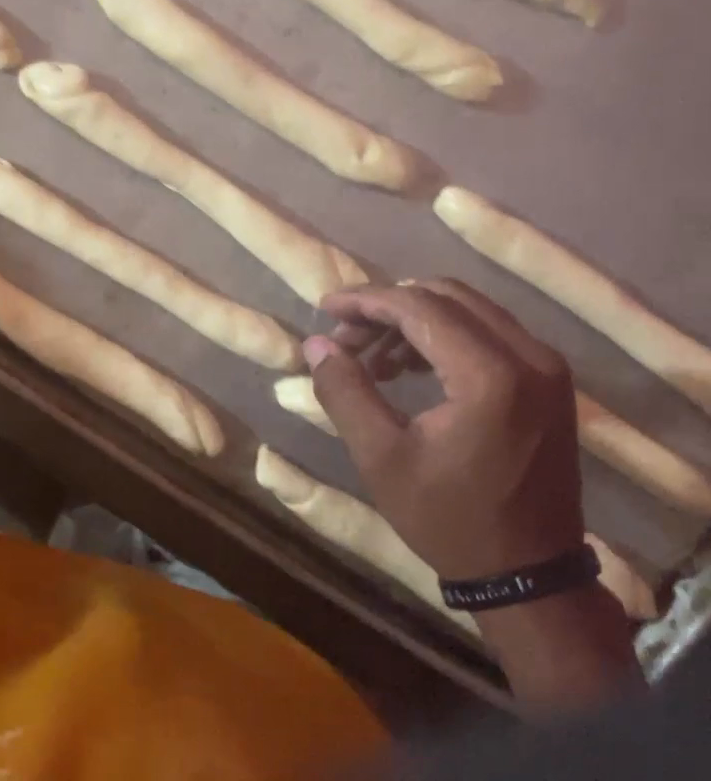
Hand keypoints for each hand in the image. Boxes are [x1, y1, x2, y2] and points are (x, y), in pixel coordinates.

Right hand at [305, 280, 584, 581]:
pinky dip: (442, 336)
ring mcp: (547, 373)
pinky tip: (406, 367)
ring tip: (368, 355)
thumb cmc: (445, 514)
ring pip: (471, 312)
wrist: (526, 568)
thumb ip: (344, 390)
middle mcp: (531, 361)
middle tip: (343, 333)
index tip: (323, 309)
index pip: (420, 308)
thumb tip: (316, 344)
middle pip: (449, 297)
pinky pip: (490, 334)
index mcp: (489, 378)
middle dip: (388, 305)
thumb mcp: (378, 453)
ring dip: (413, 319)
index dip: (365, 301)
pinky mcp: (549, 387)